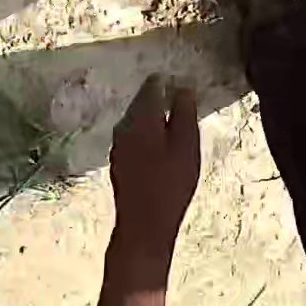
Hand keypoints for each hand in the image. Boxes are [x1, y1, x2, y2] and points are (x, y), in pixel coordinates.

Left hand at [108, 75, 200, 278]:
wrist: (144, 224)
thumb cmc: (171, 181)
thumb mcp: (186, 143)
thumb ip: (184, 112)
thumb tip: (183, 86)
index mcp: (141, 118)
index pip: (152, 87)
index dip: (168, 81)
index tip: (182, 81)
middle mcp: (124, 127)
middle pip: (141, 102)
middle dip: (158, 96)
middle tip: (180, 97)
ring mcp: (118, 145)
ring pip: (136, 119)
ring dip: (152, 115)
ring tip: (173, 119)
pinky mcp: (119, 162)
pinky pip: (134, 135)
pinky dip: (147, 132)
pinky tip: (160, 142)